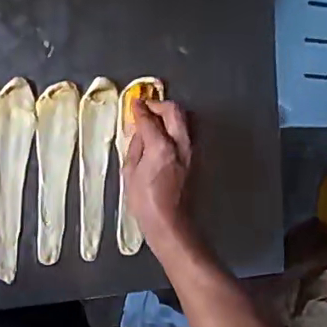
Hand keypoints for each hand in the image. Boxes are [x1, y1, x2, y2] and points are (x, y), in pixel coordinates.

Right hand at [123, 99, 197, 255]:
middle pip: (174, 111)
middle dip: (160, 105)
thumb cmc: (145, 202)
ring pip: (184, 121)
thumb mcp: (130, 172)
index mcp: (161, 146)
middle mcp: (181, 144)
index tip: (134, 103)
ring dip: (170, 116)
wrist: (170, 223)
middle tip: (147, 108)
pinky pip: (186, 135)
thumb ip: (135, 147)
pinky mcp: (195, 160)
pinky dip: (175, 129)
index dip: (139, 109)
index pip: (149, 119)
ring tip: (156, 121)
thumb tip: (139, 133)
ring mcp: (191, 151)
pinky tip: (163, 137)